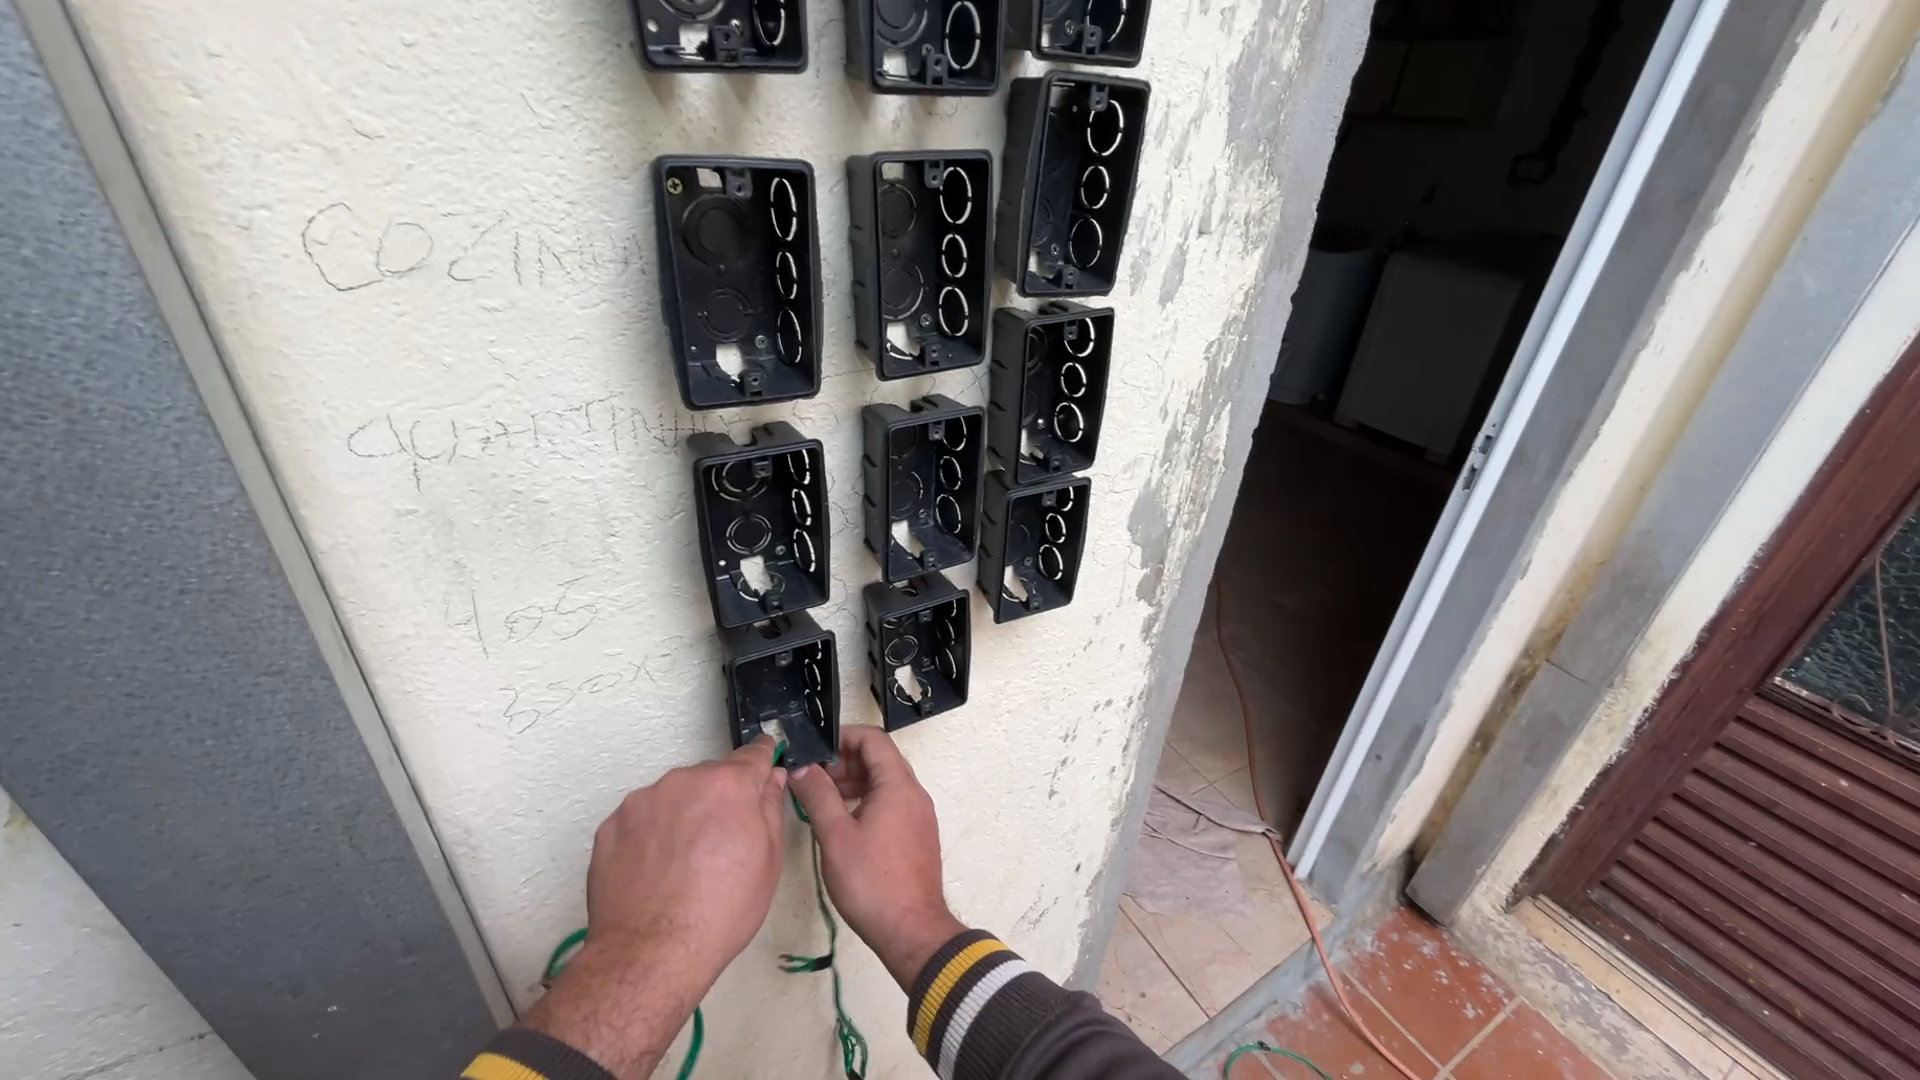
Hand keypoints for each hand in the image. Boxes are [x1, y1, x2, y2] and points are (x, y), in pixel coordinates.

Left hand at [524, 737, 787, 1077]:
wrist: (651, 955)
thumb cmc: (720, 911)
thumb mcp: (768, 860)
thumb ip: (771, 808)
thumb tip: (769, 780)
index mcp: (727, 784)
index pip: (754, 753)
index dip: (763, 764)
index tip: (764, 772)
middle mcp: (683, 780)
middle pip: (711, 777)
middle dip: (720, 799)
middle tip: (723, 841)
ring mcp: (642, 801)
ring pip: (675, 796)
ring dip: (684, 814)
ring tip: (685, 862)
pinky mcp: (611, 825)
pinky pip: (643, 818)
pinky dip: (652, 834)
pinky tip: (657, 870)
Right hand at [790, 726, 967, 987]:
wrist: (912, 931)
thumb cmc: (871, 881)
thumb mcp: (836, 836)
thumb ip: (818, 796)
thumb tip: (801, 768)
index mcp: (898, 785)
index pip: (873, 739)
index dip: (843, 736)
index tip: (815, 748)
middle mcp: (914, 793)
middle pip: (880, 759)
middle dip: (845, 761)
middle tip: (813, 776)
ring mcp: (919, 815)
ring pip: (885, 782)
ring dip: (854, 782)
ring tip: (822, 800)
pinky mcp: (917, 835)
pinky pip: (892, 803)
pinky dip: (867, 801)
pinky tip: (844, 822)